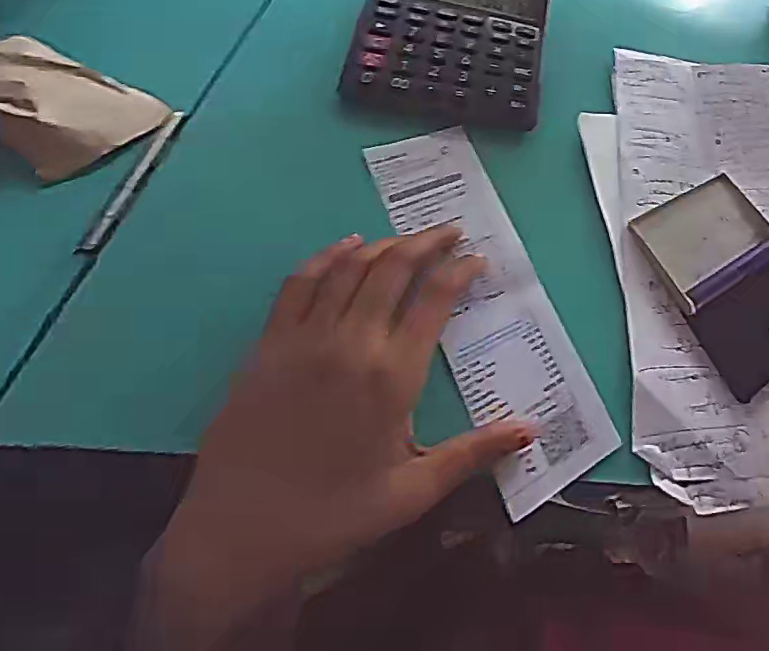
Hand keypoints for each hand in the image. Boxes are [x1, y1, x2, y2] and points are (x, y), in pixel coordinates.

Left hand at [142, 227, 535, 645]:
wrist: (235, 538)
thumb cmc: (334, 514)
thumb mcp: (414, 491)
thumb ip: (475, 452)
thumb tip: (533, 429)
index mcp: (394, 375)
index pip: (436, 298)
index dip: (461, 269)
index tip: (478, 259)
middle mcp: (353, 344)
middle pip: (396, 269)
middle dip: (429, 242)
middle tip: (452, 231)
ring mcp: (306, 339)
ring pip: (352, 268)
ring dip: (386, 244)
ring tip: (410, 238)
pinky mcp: (269, 345)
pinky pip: (301, 283)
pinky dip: (328, 256)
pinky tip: (348, 245)